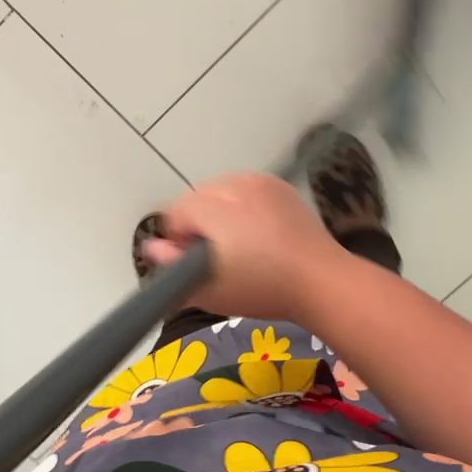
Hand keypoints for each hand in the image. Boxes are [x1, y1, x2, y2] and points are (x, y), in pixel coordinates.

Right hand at [143, 172, 345, 320]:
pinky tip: (256, 229)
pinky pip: (245, 188)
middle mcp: (234, 186)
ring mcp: (259, 181)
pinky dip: (242, 204)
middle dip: (198, 222)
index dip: (179, 240)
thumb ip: (174, 266)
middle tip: (217, 254)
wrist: (320, 281)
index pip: (175, 213)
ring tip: (238, 242)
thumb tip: (151, 247)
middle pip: (196, 197)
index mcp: (215, 209)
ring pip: (220, 190)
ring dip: (219, 210)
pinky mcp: (278, 185)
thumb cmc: (262, 290)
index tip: (195, 262)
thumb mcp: (210, 289)